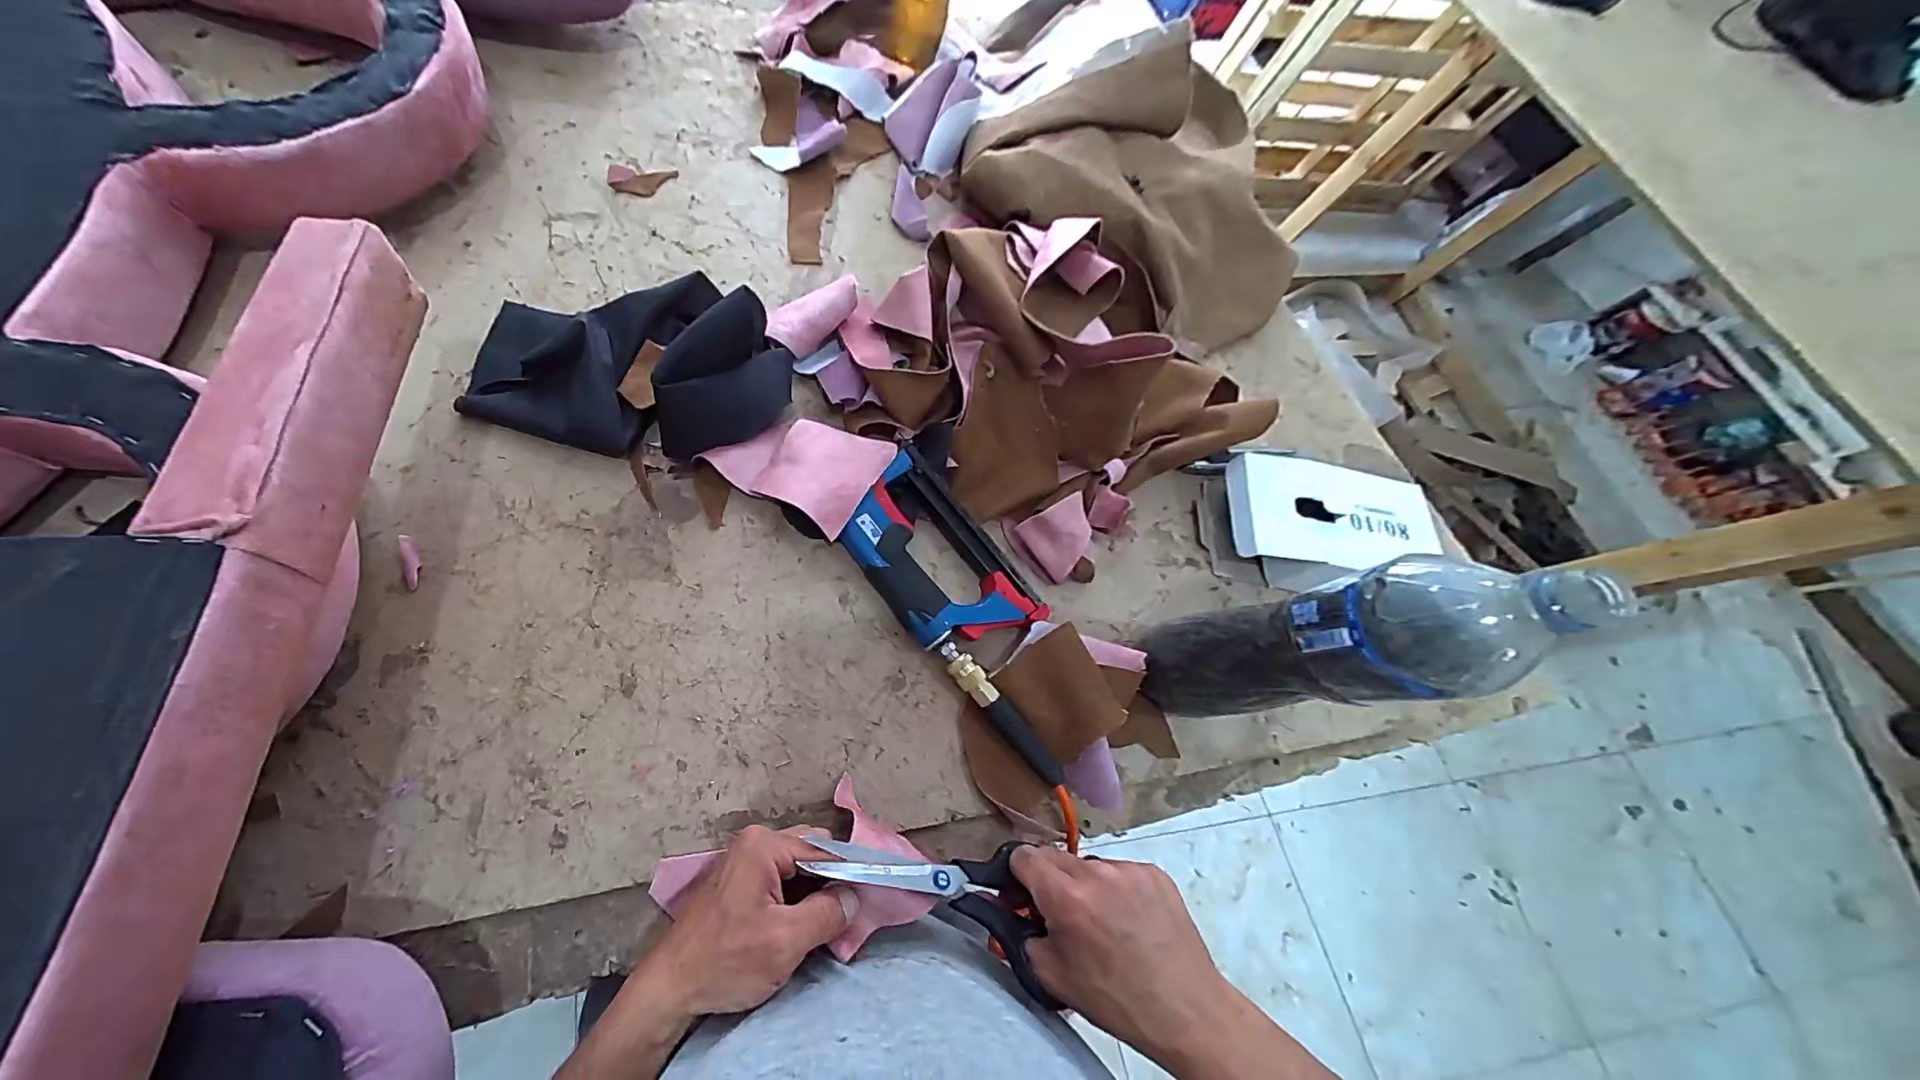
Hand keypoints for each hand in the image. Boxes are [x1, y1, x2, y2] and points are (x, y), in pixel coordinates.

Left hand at [643, 825, 858, 1015]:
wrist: (667, 991)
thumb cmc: (723, 962)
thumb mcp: (785, 941)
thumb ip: (828, 913)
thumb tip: (853, 898)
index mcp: (764, 845)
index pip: (825, 850)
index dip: (850, 874)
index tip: (870, 896)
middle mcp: (754, 842)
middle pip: (812, 853)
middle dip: (831, 882)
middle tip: (847, 913)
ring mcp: (744, 860)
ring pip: (798, 868)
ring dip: (814, 893)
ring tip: (828, 922)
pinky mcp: (739, 881)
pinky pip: (782, 879)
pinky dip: (797, 898)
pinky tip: (803, 923)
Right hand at [1012, 847, 1333, 1079]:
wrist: (1184, 1009)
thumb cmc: (1119, 1000)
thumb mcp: (1052, 975)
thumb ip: (1018, 934)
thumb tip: (1002, 909)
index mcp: (1067, 898)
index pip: (1023, 855)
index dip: (1016, 874)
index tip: (1019, 892)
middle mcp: (1098, 874)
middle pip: (1054, 858)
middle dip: (1048, 882)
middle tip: (1056, 913)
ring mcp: (1129, 870)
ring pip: (1088, 866)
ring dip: (1083, 885)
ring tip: (1098, 923)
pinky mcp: (1153, 872)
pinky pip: (1120, 870)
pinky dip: (1115, 888)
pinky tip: (1124, 920)